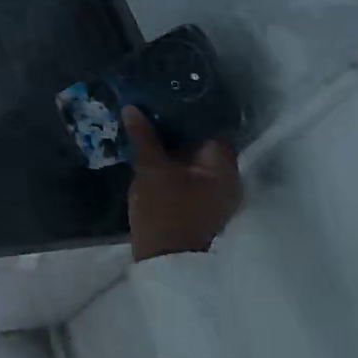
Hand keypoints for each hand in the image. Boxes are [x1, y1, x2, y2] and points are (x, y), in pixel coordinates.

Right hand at [124, 106, 241, 260]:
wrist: (166, 260)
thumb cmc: (165, 211)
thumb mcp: (151, 169)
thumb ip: (144, 137)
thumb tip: (132, 108)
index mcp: (222, 167)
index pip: (212, 127)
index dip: (190, 111)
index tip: (166, 97)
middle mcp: (225, 179)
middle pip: (202, 143)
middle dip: (177, 128)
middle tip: (150, 109)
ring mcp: (212, 194)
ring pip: (192, 159)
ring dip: (172, 146)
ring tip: (145, 127)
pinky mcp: (197, 204)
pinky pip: (186, 174)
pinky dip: (171, 162)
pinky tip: (148, 153)